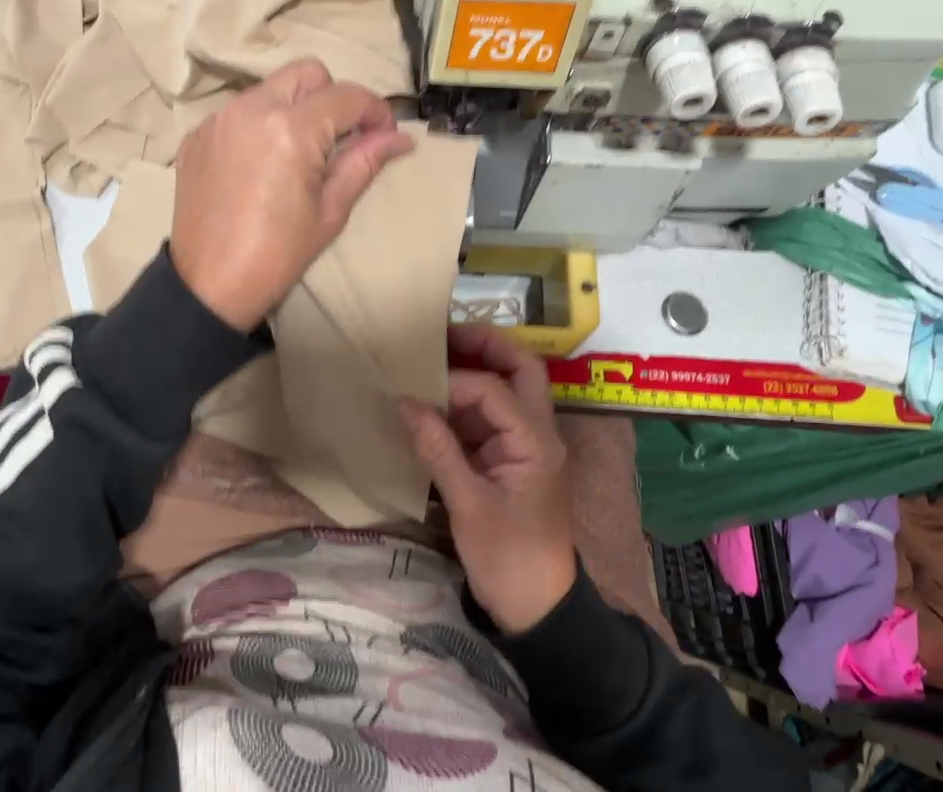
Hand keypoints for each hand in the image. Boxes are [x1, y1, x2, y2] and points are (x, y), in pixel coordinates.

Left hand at [171, 59, 413, 331]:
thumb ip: (364, 162)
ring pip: (269, 89)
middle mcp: (251, 108)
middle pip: (306, 73)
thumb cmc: (278, 254)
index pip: (346, 95)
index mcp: (291, 128)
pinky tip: (260, 166)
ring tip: (298, 154)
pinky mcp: (196, 136)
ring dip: (293, 108)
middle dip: (331, 97)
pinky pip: (238, 112)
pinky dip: (258, 125)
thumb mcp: (331, 210)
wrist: (210, 285)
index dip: (375, 110)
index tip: (383, 134)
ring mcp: (218, 120)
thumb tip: (401, 138)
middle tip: (339, 139)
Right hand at [401, 325, 575, 634]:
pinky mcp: (509, 462)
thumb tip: (405, 402)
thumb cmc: (508, 557)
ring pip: (505, 392)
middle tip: (441, 334)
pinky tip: (430, 407)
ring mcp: (525, 446)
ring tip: (428, 364)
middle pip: (521, 371)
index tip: (413, 390)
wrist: (537, 607)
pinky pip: (488, 420)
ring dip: (471, 374)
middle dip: (485, 346)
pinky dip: (461, 408)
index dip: (453, 382)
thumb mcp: (468, 505)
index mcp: (536, 442)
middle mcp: (537, 434)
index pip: (494, 390)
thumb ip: (437, 449)